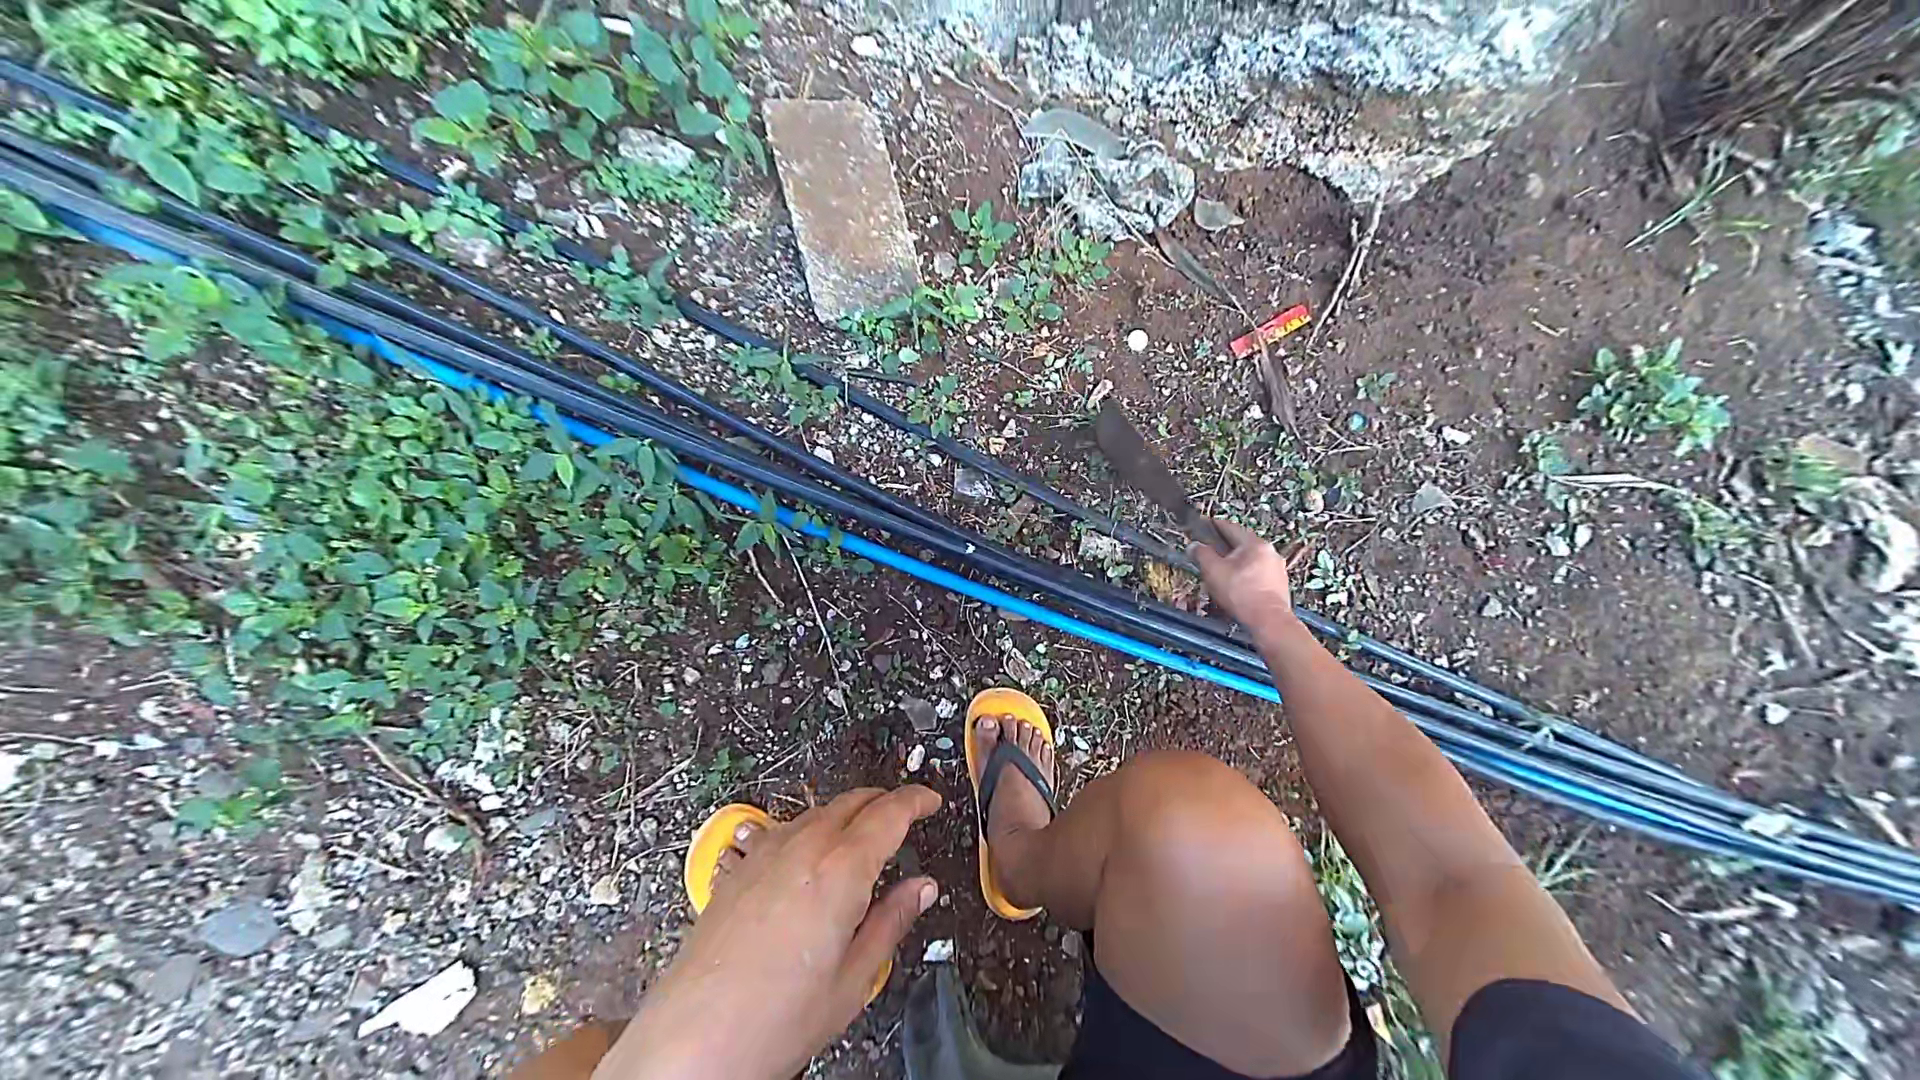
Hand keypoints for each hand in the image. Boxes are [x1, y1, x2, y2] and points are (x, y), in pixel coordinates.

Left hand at [597, 787, 942, 1079]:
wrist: (689, 1043)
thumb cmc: (774, 1021)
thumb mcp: (852, 980)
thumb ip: (892, 920)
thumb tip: (922, 888)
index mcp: (840, 870)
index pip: (890, 813)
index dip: (916, 800)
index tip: (931, 800)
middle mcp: (804, 847)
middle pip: (855, 800)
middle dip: (886, 801)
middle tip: (906, 817)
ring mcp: (766, 851)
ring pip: (821, 810)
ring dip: (850, 813)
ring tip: (864, 840)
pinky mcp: (740, 866)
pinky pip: (787, 828)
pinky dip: (814, 828)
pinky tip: (813, 856)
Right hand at [1190, 518, 1297, 641]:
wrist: (1268, 621)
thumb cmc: (1241, 594)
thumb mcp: (1213, 571)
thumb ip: (1201, 554)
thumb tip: (1194, 546)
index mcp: (1254, 544)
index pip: (1230, 527)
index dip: (1213, 525)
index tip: (1204, 524)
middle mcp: (1269, 552)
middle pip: (1241, 544)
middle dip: (1224, 547)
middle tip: (1208, 552)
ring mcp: (1276, 569)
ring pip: (1250, 559)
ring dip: (1235, 563)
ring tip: (1220, 572)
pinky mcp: (1278, 584)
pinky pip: (1257, 573)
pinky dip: (1245, 575)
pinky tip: (1235, 586)